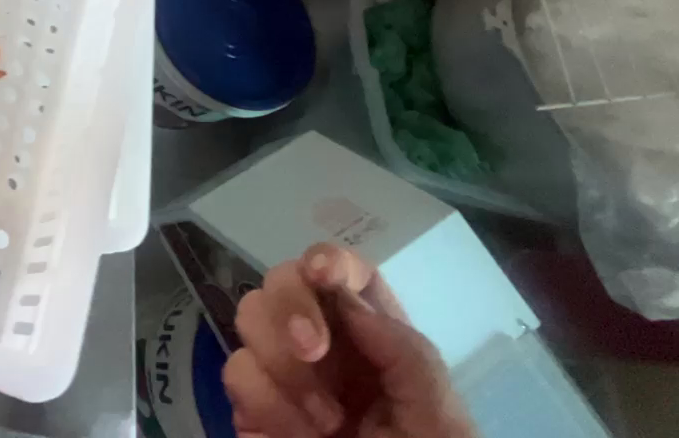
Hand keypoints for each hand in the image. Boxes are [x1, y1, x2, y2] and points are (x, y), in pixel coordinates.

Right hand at [222, 244, 474, 437]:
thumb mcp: (442, 424)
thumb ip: (407, 355)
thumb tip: (347, 299)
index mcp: (378, 341)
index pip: (346, 272)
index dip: (328, 260)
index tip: (322, 276)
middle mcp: (326, 346)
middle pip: (280, 279)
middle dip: (290, 308)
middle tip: (313, 350)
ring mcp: (284, 375)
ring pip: (247, 319)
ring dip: (282, 368)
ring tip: (322, 424)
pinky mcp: (252, 408)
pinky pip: (236, 375)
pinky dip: (266, 408)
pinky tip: (296, 437)